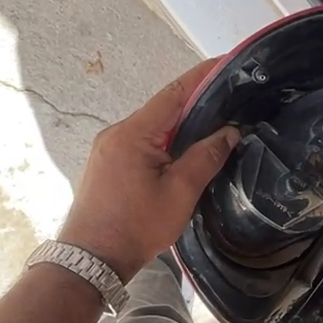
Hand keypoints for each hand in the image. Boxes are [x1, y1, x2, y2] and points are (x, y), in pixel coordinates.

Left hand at [57, 59, 239, 279]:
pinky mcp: (108, 164)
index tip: (227, 61)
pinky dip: (168, 139)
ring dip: (184, 122)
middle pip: (164, 107)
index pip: (175, 93)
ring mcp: (109, 148)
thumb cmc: (136, 226)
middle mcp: (118, 133)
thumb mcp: (180, 192)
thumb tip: (229, 133)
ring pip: (154, 126)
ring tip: (217, 122)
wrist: (90, 260)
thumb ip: (206, 157)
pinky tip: (188, 148)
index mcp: (134, 133)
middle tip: (232, 96)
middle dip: (198, 99)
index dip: (202, 75)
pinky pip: (144, 141)